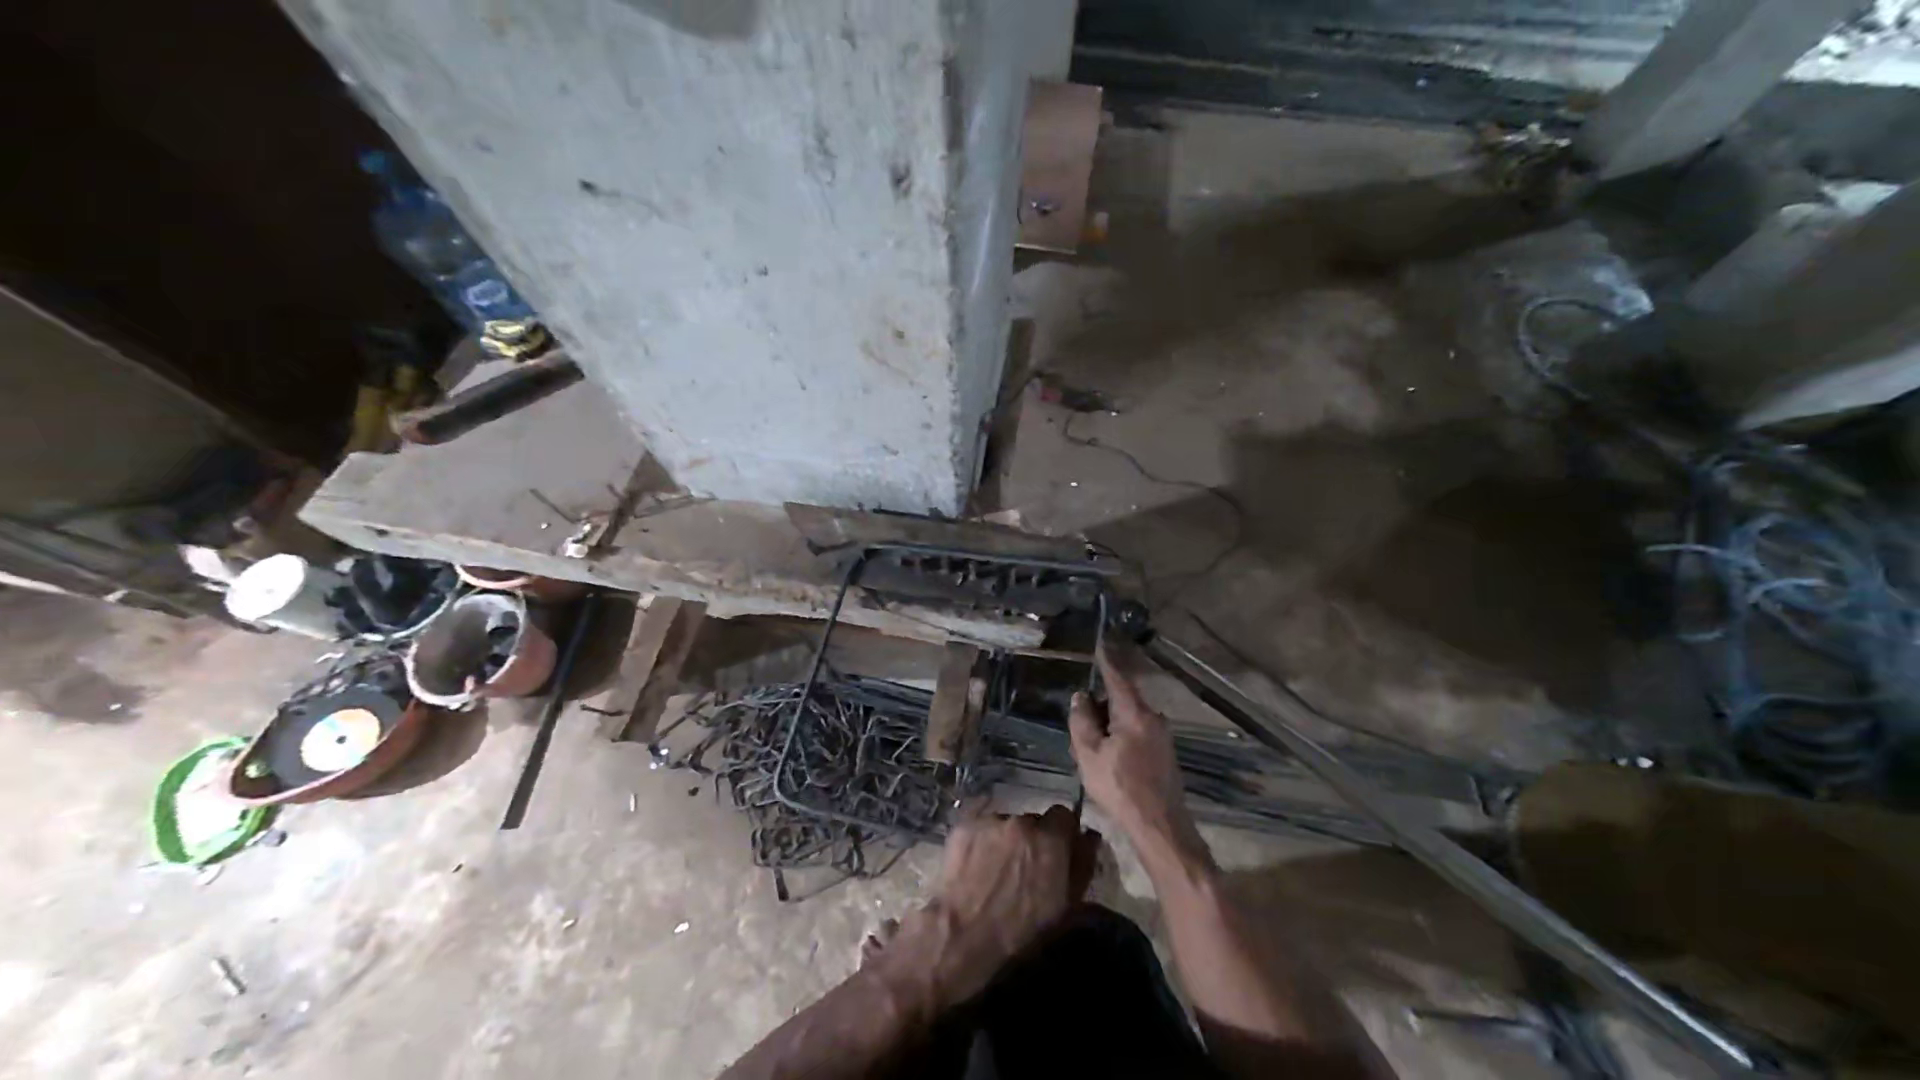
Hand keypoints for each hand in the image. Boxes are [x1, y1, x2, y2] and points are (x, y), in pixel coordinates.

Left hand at [895, 805, 1098, 1004]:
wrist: (965, 933)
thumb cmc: (1021, 929)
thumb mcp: (1065, 905)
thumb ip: (1082, 865)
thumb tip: (1089, 837)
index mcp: (1051, 839)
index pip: (1064, 816)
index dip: (1061, 833)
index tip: (1056, 851)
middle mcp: (1023, 821)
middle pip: (1034, 821)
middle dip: (1033, 838)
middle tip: (1025, 865)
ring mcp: (991, 821)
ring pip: (1006, 824)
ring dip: (1007, 839)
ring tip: (996, 867)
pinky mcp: (965, 825)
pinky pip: (981, 827)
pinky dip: (983, 840)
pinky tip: (976, 863)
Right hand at [1070, 645, 1208, 870]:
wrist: (1160, 826)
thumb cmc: (1120, 788)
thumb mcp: (1089, 754)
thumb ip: (1082, 721)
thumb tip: (1080, 697)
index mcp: (1135, 713)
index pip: (1117, 678)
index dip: (1106, 660)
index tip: (1100, 642)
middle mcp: (1154, 718)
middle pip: (1122, 699)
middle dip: (1101, 704)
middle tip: (1080, 720)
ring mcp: (1163, 736)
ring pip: (1130, 718)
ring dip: (1110, 724)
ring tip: (1091, 747)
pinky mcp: (1165, 754)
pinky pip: (1138, 733)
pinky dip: (1121, 736)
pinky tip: (1109, 758)